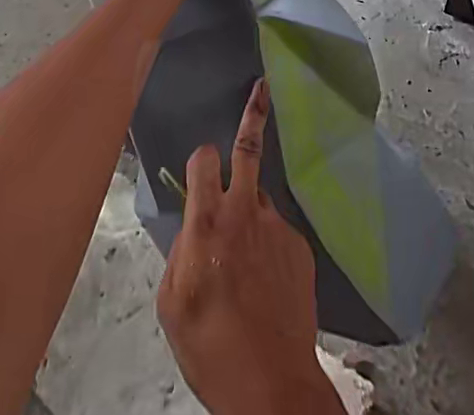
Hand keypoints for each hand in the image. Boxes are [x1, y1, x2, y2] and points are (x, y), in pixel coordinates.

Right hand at [157, 80, 338, 414]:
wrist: (271, 384)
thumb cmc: (210, 344)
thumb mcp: (172, 298)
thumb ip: (181, 248)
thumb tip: (192, 226)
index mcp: (207, 222)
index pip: (204, 160)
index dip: (199, 157)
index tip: (198, 163)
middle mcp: (246, 214)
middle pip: (249, 150)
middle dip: (254, 115)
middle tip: (263, 87)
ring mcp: (279, 230)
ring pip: (261, 199)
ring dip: (250, 209)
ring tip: (244, 256)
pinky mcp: (301, 251)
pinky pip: (277, 232)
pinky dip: (267, 243)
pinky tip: (264, 280)